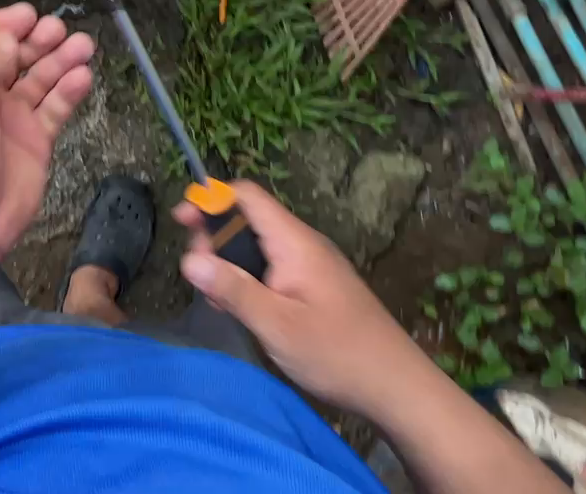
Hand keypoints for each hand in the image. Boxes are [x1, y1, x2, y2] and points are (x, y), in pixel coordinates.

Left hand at [0, 4, 94, 271]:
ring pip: (40, 80)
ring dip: (60, 60)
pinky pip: (56, 108)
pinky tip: (84, 76)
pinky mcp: (36, 142)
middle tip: (60, 29)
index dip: (5, 26)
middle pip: (15, 58)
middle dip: (37, 40)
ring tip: (84, 44)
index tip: (30, 13)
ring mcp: (12, 120)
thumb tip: (9, 36)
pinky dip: (69, 91)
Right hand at [176, 181, 437, 421]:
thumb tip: (188, 259)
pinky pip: (271, 265)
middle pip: (246, 218)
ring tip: (221, 300)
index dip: (210, 199)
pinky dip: (249, 278)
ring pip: (256, 245)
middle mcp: (302, 243)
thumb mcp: (277, 326)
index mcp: (293, 242)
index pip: (246, 195)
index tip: (183, 221)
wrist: (402, 391)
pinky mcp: (314, 285)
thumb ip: (232, 290)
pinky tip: (246, 310)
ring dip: (230, 263)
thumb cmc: (338, 355)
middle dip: (215, 239)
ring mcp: (310, 264)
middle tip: (201, 276)